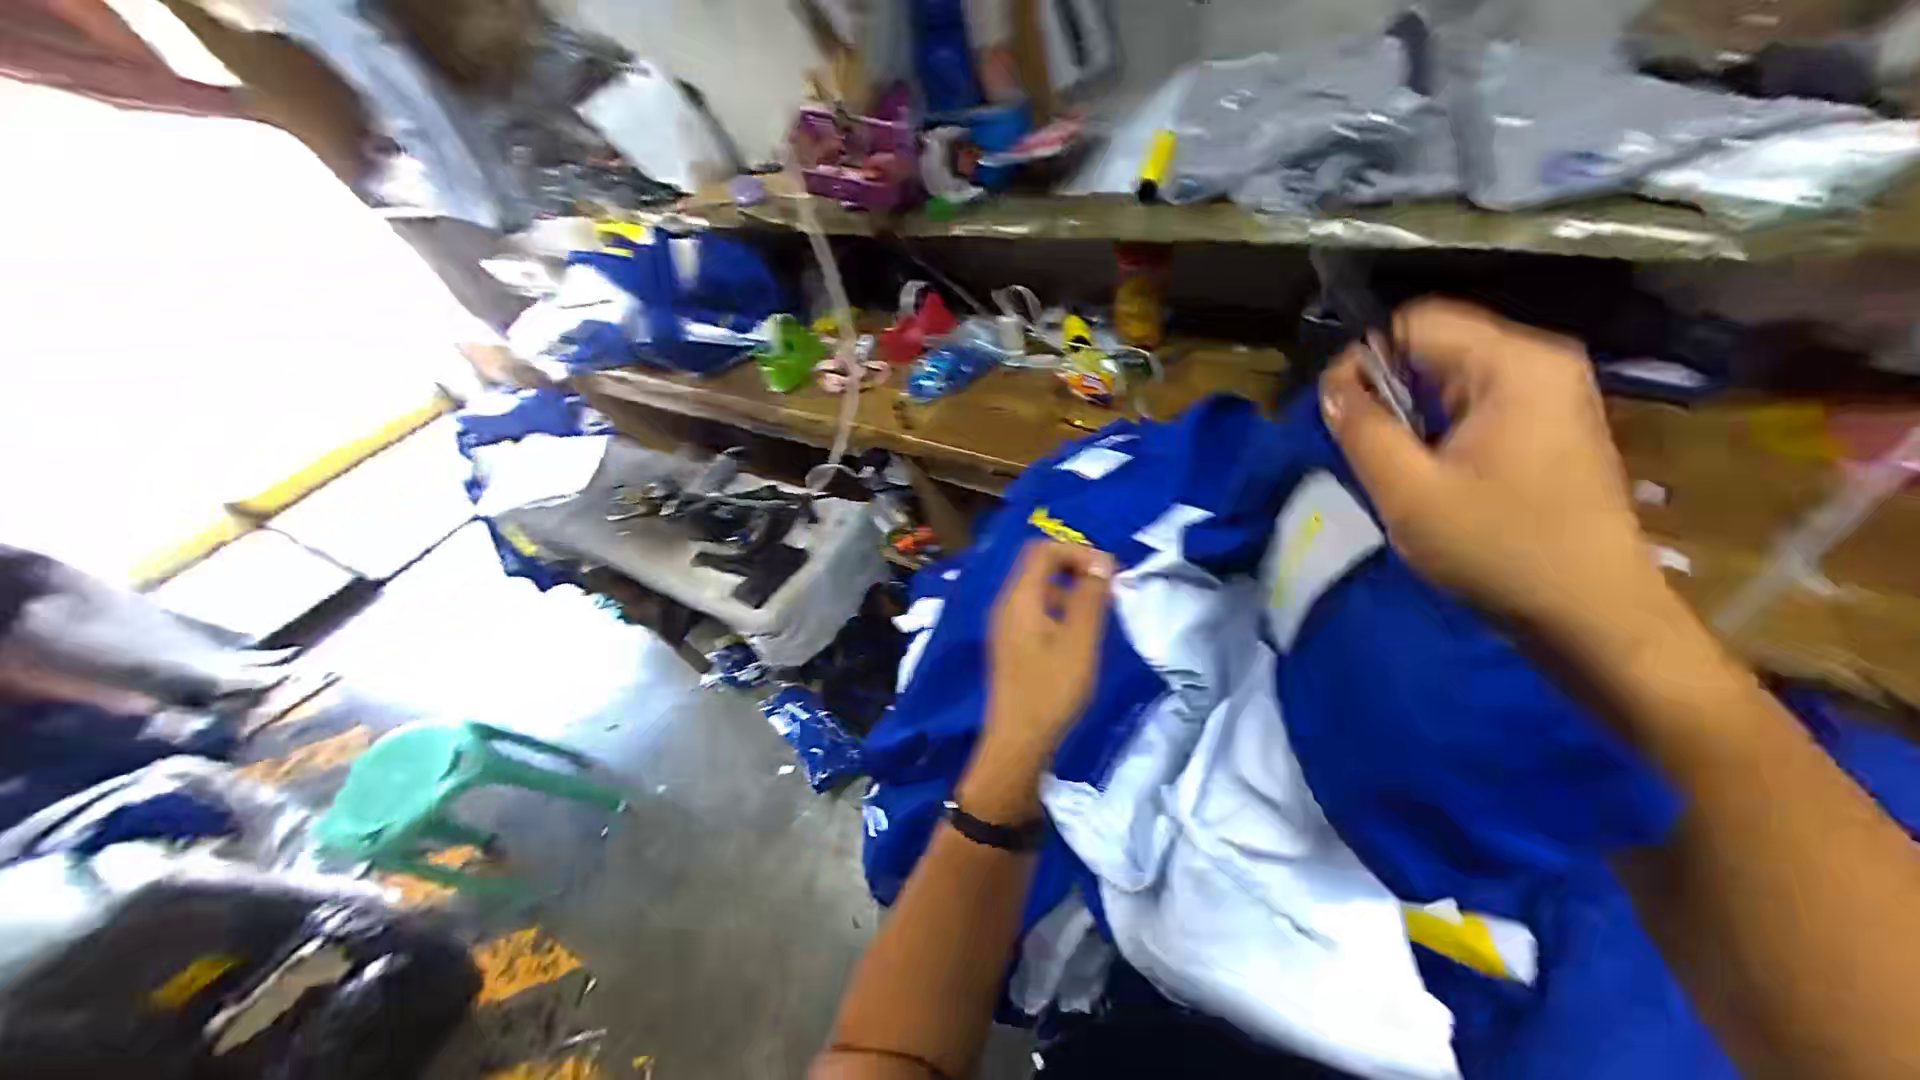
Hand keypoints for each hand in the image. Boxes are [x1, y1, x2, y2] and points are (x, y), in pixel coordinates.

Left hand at [956, 540, 1113, 823]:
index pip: (1043, 549)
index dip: (1078, 551)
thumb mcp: (1080, 641)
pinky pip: (1036, 610)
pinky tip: (1080, 633)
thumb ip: (1091, 597)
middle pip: (1038, 565)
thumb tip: (1102, 562)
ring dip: (1070, 589)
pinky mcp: (1012, 645)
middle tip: (1108, 588)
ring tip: (1100, 611)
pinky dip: (1060, 609)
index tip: (1109, 572)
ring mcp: (1006, 626)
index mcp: (1019, 598)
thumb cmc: (1052, 690)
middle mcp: (1007, 605)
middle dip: (1075, 567)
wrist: (1018, 741)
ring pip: (1038, 589)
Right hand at [1320, 299, 1671, 644]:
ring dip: (1407, 412)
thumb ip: (1362, 428)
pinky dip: (1435, 427)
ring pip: (1448, 376)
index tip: (1337, 414)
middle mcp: (1538, 362)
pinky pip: (1471, 402)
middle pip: (1433, 345)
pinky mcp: (1547, 424)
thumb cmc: (1497, 547)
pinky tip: (1426, 471)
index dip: (1362, 359)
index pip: (1414, 323)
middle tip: (1360, 445)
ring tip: (1391, 464)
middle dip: (1384, 388)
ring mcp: (1549, 393)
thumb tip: (1330, 387)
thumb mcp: (1408, 491)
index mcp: (1513, 364)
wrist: (1588, 612)